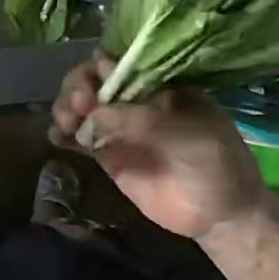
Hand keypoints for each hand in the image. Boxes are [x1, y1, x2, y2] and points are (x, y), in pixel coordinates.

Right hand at [49, 56, 270, 239]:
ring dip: (66, 108)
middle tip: (77, 106)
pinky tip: (57, 138)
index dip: (101, 68)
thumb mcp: (190, 135)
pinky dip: (64, 135)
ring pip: (82, 108)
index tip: (94, 84)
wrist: (221, 216)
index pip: (123, 63)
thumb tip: (95, 112)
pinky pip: (80, 140)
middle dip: (78, 87)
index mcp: (161, 84)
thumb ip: (145, 121)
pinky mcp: (109, 156)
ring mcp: (120, 129)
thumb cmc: (217, 165)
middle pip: (94, 82)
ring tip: (66, 124)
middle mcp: (136, 100)